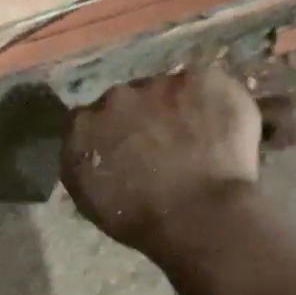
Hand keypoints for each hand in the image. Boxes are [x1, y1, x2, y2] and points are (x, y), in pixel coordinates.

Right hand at [62, 67, 262, 251]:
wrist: (195, 210)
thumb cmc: (134, 216)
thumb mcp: (87, 194)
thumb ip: (84, 160)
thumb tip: (96, 147)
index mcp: (81, 128)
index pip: (82, 119)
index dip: (100, 132)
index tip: (113, 147)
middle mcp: (115, 98)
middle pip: (123, 99)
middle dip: (134, 116)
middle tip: (153, 141)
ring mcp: (161, 84)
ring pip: (164, 90)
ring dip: (171, 107)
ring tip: (189, 134)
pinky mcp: (204, 78)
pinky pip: (202, 85)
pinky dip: (207, 101)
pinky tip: (213, 126)